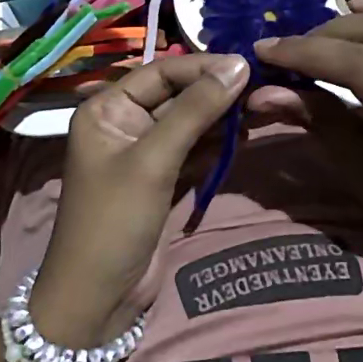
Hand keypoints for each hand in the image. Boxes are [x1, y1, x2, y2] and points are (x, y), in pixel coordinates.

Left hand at [32, 53, 249, 340]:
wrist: (98, 296)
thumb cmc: (115, 220)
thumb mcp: (154, 160)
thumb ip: (195, 110)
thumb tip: (239, 65)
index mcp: (107, 109)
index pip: (161, 72)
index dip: (203, 66)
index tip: (248, 65)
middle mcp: (125, 124)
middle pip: (178, 95)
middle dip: (217, 92)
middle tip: (264, 87)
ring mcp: (145, 153)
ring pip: (190, 123)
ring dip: (223, 117)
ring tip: (263, 108)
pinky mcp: (163, 179)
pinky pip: (195, 150)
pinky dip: (218, 144)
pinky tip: (246, 137)